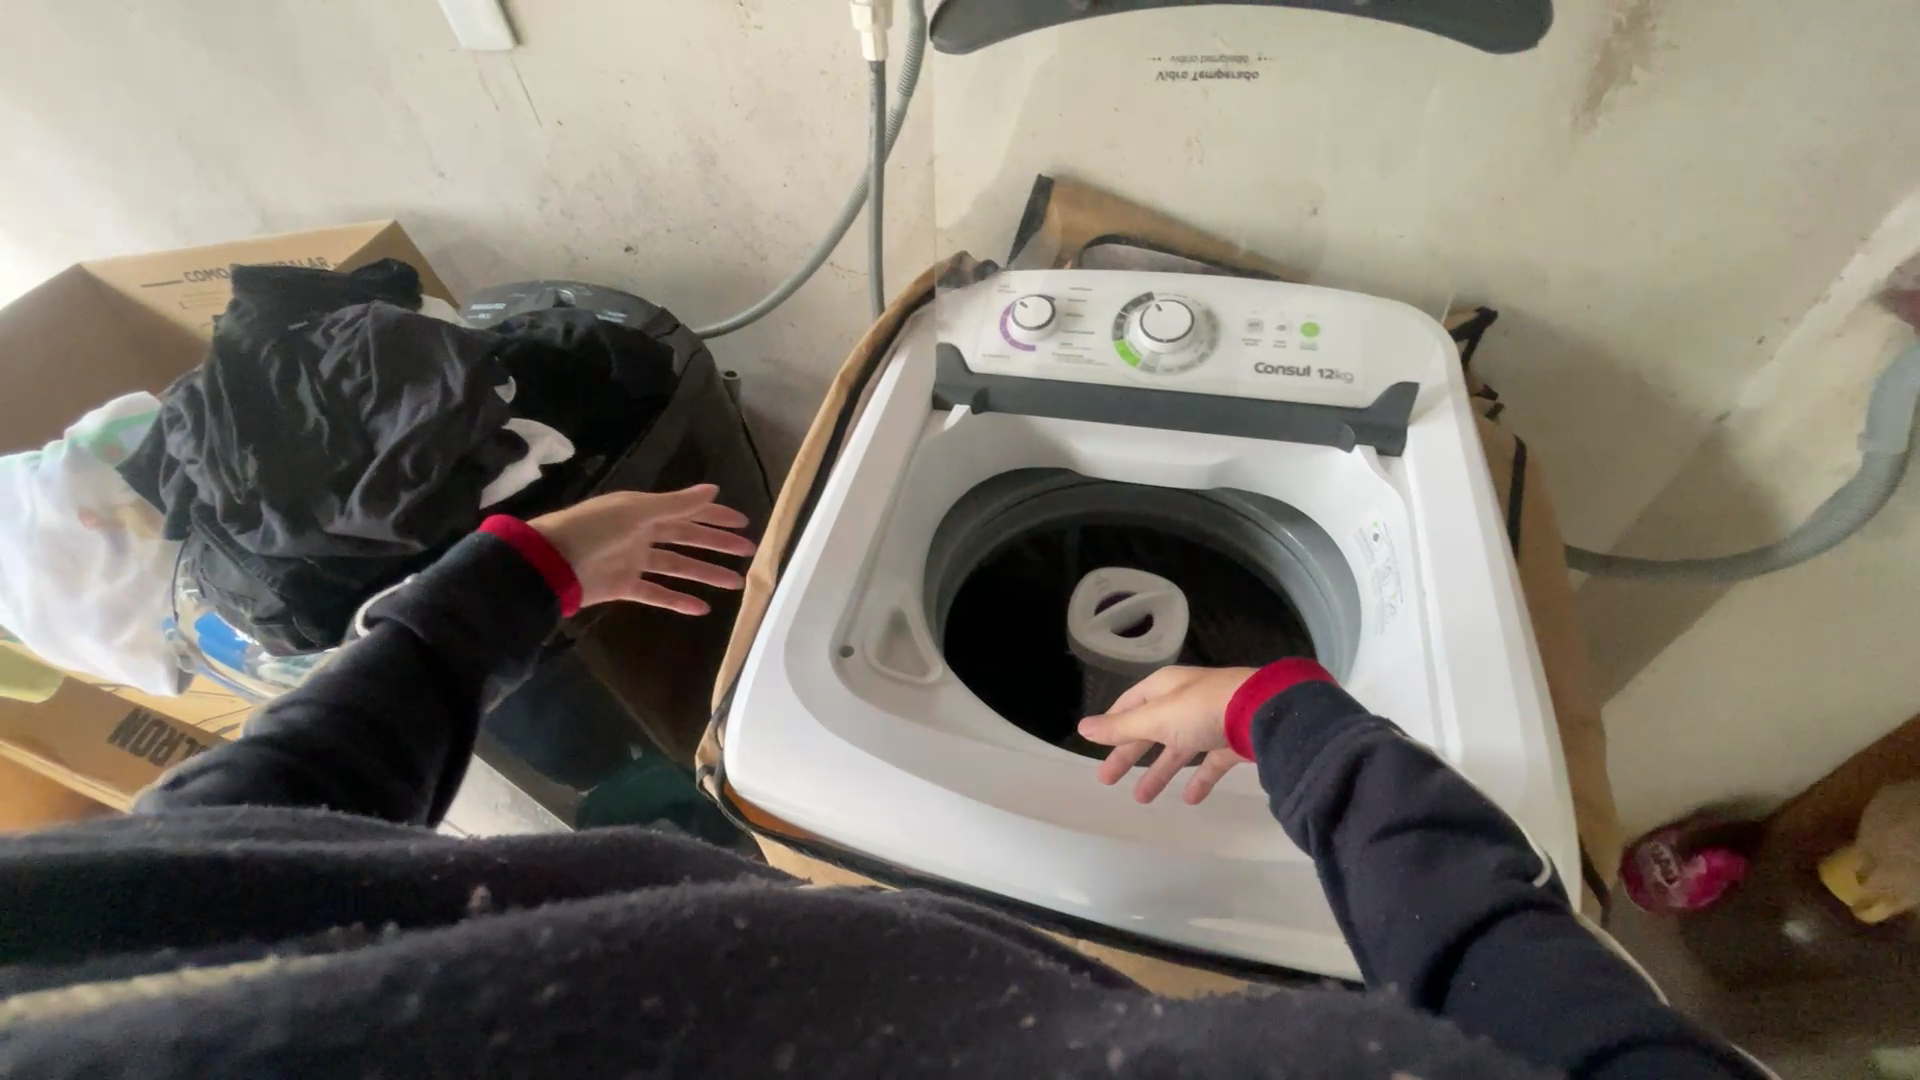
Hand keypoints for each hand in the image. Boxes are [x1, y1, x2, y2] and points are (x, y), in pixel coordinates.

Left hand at [529, 485, 756, 613]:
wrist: (548, 561)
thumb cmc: (593, 529)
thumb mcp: (637, 511)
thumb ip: (678, 504)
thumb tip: (714, 488)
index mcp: (644, 510)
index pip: (689, 511)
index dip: (716, 516)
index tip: (743, 523)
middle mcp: (642, 532)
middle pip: (688, 538)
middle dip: (718, 544)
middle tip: (748, 552)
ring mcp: (634, 560)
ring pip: (679, 566)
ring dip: (706, 573)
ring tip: (735, 583)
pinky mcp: (624, 586)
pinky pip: (657, 593)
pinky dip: (678, 600)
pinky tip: (702, 608)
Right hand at [1076, 666, 1257, 805]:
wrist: (1264, 713)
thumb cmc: (1201, 709)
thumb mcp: (1155, 718)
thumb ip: (1121, 727)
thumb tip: (1082, 728)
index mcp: (1163, 689)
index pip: (1129, 705)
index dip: (1112, 725)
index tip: (1097, 746)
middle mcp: (1184, 702)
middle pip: (1149, 729)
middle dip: (1128, 754)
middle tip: (1107, 780)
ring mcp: (1210, 722)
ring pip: (1177, 749)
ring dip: (1159, 772)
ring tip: (1142, 799)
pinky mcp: (1232, 742)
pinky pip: (1209, 762)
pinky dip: (1199, 779)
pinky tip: (1190, 799)